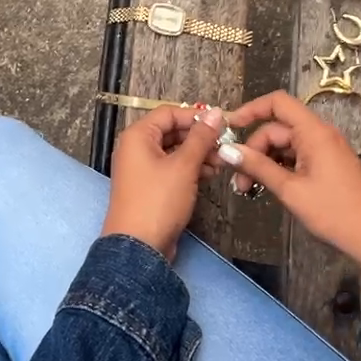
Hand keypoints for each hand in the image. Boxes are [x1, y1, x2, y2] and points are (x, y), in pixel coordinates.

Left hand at [101, 105, 220, 261]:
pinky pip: (171, 168)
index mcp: (138, 135)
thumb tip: (215, 113)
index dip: (195, 116)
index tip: (221, 125)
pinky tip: (209, 174)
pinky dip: (190, 168)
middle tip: (225, 146)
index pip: (168, 113)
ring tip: (222, 163)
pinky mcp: (149, 186)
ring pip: (173, 151)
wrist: (138, 248)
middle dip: (199, 138)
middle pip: (171, 131)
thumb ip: (200, 138)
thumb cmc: (158, 201)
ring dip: (198, 154)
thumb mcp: (183, 166)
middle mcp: (136, 147)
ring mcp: (141, 168)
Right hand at [221, 91, 360, 288]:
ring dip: (265, 161)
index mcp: (314, 132)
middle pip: (277, 128)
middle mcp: (321, 134)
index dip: (250, 109)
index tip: (229, 127)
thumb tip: (226, 150)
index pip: (277, 103)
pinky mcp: (329, 166)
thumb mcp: (290, 190)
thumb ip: (257, 166)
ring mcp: (326, 150)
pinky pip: (298, 157)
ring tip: (250, 188)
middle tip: (237, 180)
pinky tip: (270, 187)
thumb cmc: (335, 213)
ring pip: (286, 145)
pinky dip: (280, 167)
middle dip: (254, 149)